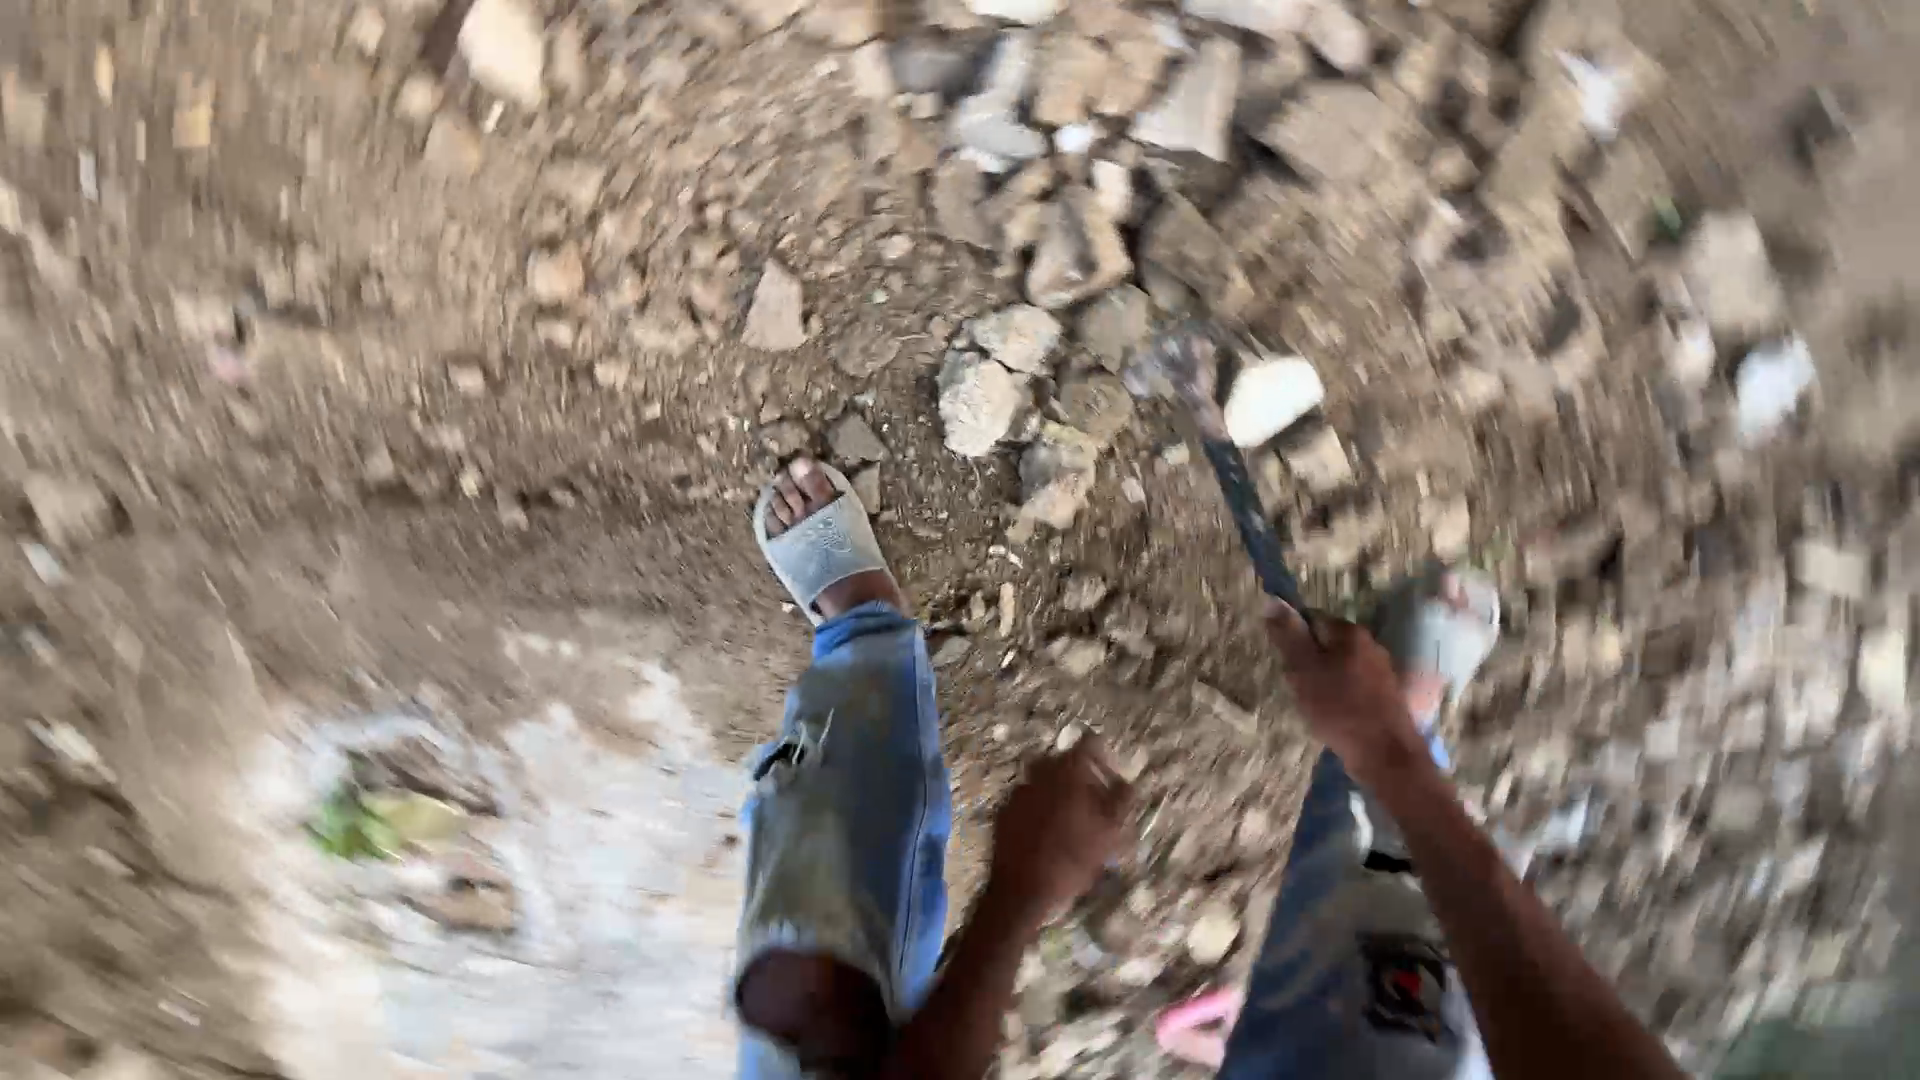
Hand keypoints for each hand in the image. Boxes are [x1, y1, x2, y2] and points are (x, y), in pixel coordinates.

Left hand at [984, 737, 1132, 928]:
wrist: (1022, 889)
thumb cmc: (1072, 859)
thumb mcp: (1109, 833)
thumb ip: (1121, 801)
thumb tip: (1127, 782)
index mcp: (1067, 771)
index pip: (1088, 744)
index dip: (1102, 754)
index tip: (1110, 770)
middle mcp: (1039, 771)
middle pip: (1064, 761)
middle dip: (1080, 774)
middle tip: (1093, 797)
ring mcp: (1018, 789)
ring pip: (1043, 779)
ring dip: (1058, 790)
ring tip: (1071, 817)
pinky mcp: (1003, 810)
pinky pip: (1026, 799)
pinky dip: (1038, 806)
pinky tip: (1046, 830)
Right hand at [1263, 600, 1431, 785]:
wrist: (1384, 754)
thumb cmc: (1338, 708)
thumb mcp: (1303, 668)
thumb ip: (1288, 634)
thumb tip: (1272, 600)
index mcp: (1349, 632)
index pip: (1310, 618)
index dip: (1292, 638)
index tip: (1286, 662)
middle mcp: (1370, 643)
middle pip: (1325, 641)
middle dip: (1307, 658)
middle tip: (1296, 684)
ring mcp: (1382, 669)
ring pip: (1339, 663)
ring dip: (1323, 676)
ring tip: (1312, 701)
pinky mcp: (1387, 693)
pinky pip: (1353, 682)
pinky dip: (1339, 692)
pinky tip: (1333, 713)